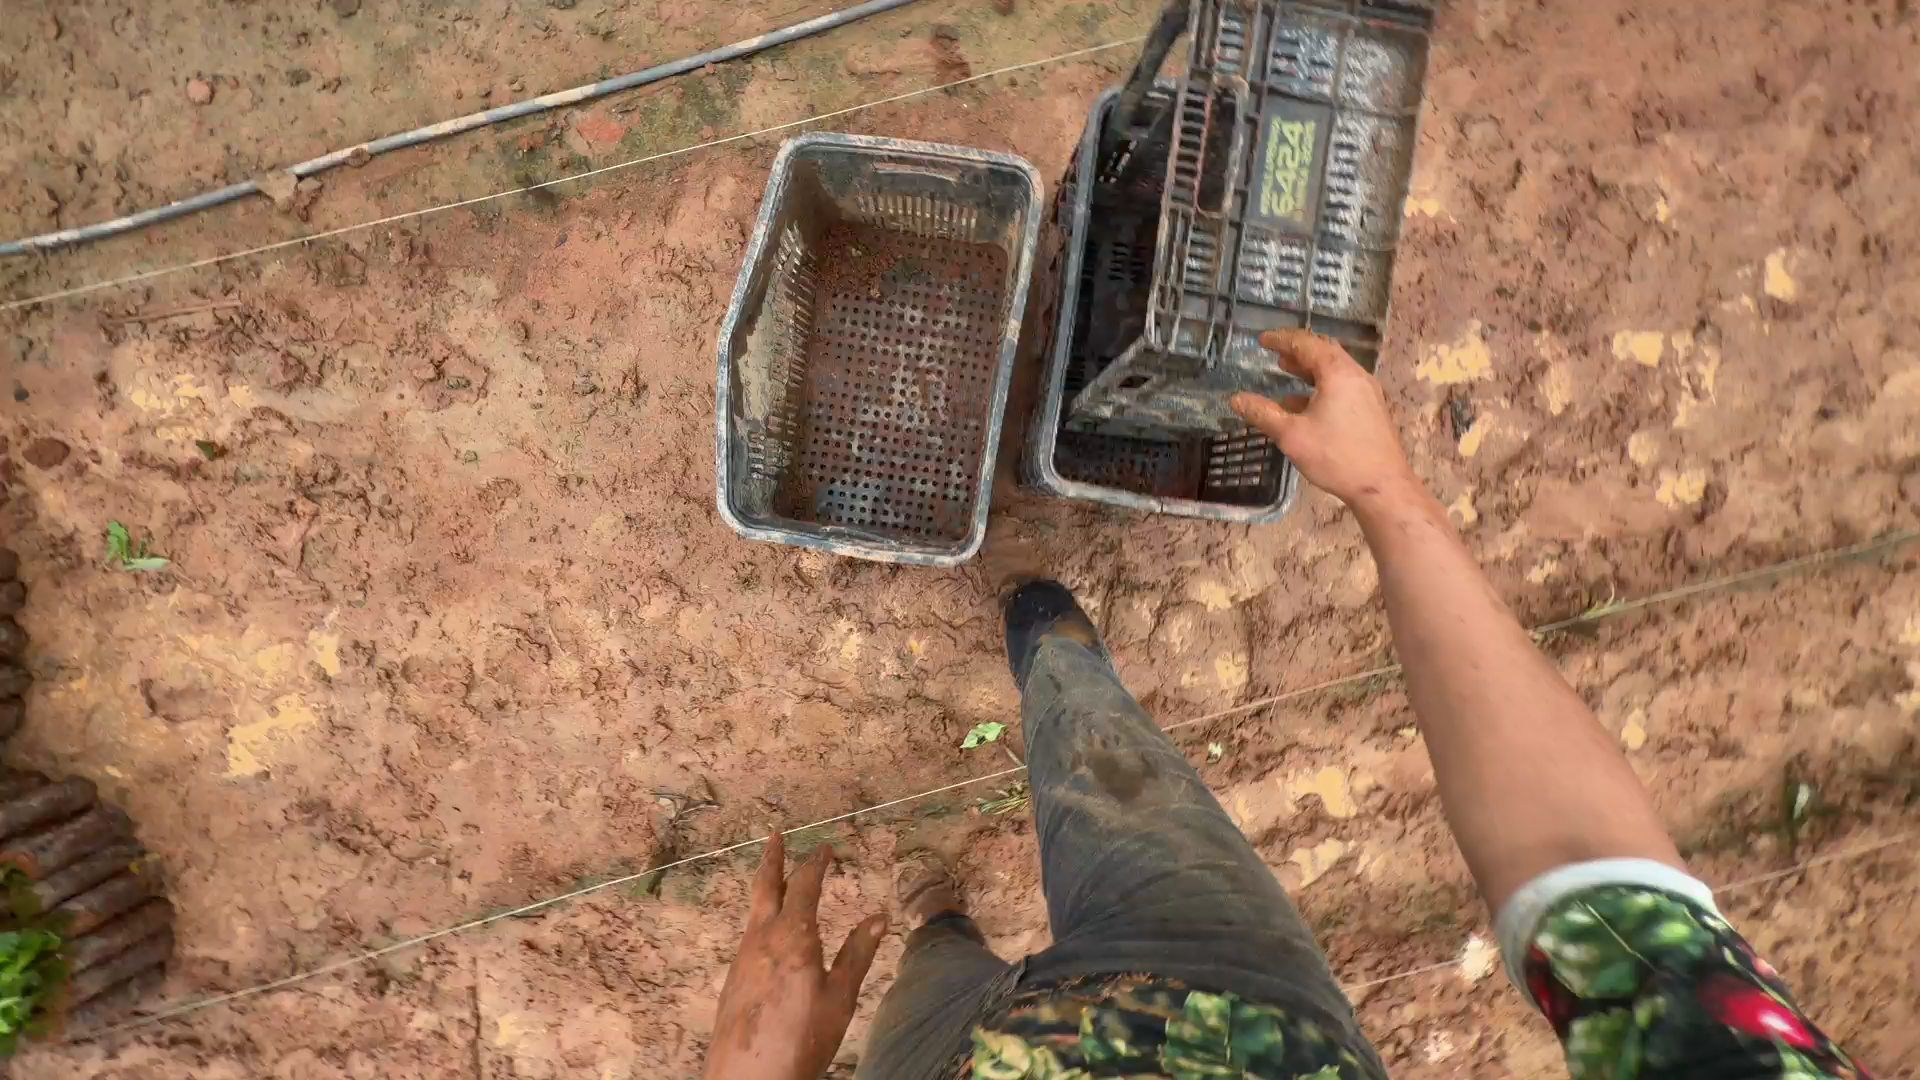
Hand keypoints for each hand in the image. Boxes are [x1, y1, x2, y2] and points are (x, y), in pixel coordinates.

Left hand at [703, 832, 887, 1079]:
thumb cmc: (802, 1040)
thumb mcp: (839, 999)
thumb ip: (857, 954)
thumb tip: (880, 917)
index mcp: (793, 936)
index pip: (804, 885)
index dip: (816, 863)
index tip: (825, 847)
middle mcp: (763, 938)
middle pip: (765, 885)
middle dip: (773, 857)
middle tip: (776, 834)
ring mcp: (743, 958)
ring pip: (755, 909)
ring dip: (766, 886)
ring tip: (776, 877)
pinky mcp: (733, 979)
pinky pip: (750, 934)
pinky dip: (762, 917)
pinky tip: (769, 932)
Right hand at [1231, 329, 1421, 510]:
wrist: (1380, 484)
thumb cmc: (1334, 455)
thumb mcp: (1291, 435)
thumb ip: (1262, 413)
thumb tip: (1236, 399)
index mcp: (1337, 374)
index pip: (1307, 345)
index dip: (1283, 340)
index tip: (1263, 339)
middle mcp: (1355, 377)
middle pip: (1324, 353)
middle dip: (1298, 351)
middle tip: (1275, 350)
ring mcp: (1366, 393)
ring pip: (1333, 371)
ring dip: (1308, 368)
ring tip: (1285, 369)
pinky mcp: (1369, 410)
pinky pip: (1340, 387)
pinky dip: (1318, 386)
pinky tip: (1302, 403)